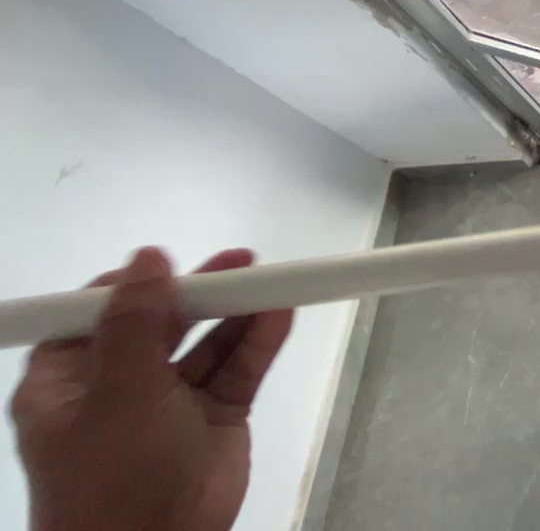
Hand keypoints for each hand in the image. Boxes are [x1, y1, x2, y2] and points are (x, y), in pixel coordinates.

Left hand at [9, 247, 292, 530]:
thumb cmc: (115, 470)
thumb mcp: (119, 392)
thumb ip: (136, 322)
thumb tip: (146, 258)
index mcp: (70, 384)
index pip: (94, 319)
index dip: (130, 288)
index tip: (169, 263)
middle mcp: (120, 386)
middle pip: (163, 323)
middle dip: (201, 292)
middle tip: (241, 261)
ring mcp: (174, 399)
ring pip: (211, 340)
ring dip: (240, 312)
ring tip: (274, 281)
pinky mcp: (219, 409)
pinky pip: (242, 363)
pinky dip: (262, 337)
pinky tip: (282, 314)